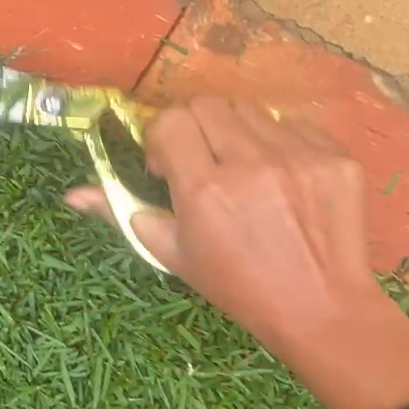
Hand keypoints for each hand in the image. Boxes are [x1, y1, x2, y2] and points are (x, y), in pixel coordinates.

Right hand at [68, 96, 408, 408]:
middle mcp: (251, 165)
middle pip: (207, 105)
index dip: (161, 138)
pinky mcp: (337, 157)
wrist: (319, 304)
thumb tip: (71, 194)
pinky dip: (276, 142)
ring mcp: (300, 157)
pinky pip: (293, 125)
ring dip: (233, 132)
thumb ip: (121, 212)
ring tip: (240, 168)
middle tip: (198, 162)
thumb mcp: (169, 251)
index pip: (171, 122)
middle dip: (193, 128)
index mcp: (205, 191)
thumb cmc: (232, 282)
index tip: (166, 166)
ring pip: (249, 110)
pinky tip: (279, 177)